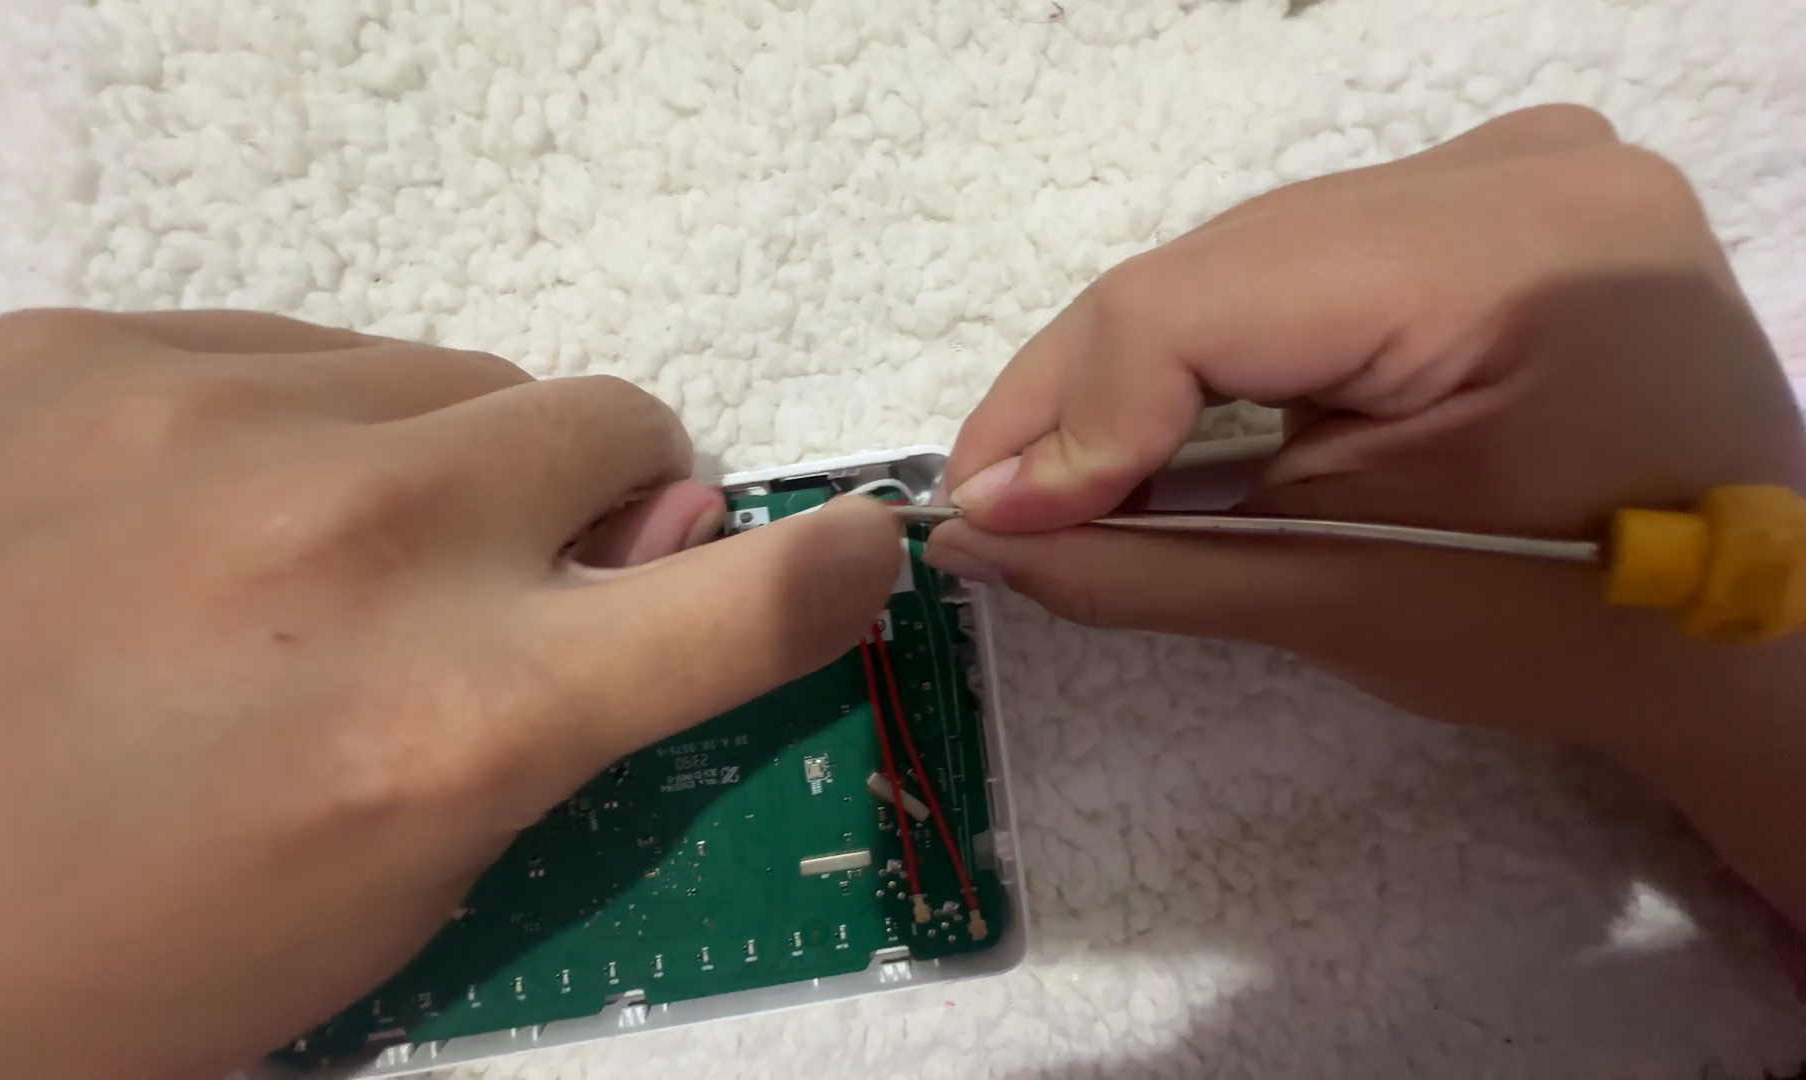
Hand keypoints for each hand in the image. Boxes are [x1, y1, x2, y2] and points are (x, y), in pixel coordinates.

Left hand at [0, 311, 899, 1079]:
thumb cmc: (153, 943)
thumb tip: (667, 533)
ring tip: (335, 557)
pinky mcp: (79, 350)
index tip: (865, 542)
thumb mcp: (424, 870)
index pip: (742, 604)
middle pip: (616, 420)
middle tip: (521, 569)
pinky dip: (327, 426)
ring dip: (464, 463)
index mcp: (458, 724)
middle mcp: (363, 546)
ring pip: (473, 380)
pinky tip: (211, 514)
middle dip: (608, 493)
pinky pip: (324, 352)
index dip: (831, 565)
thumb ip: (583, 697)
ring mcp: (205, 418)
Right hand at [924, 107, 1805, 923]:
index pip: (1191, 308)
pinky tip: (1131, 438)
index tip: (986, 518)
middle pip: (1180, 283)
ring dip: (1100, 391)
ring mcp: (1469, 175)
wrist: (1732, 620)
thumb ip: (1122, 573)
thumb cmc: (1557, 632)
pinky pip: (1242, 281)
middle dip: (1060, 409)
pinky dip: (1166, 368)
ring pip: (1196, 276)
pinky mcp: (1438, 210)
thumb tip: (966, 543)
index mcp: (1503, 263)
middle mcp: (1487, 175)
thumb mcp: (1321, 604)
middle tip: (989, 504)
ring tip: (1046, 484)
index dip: (1064, 423)